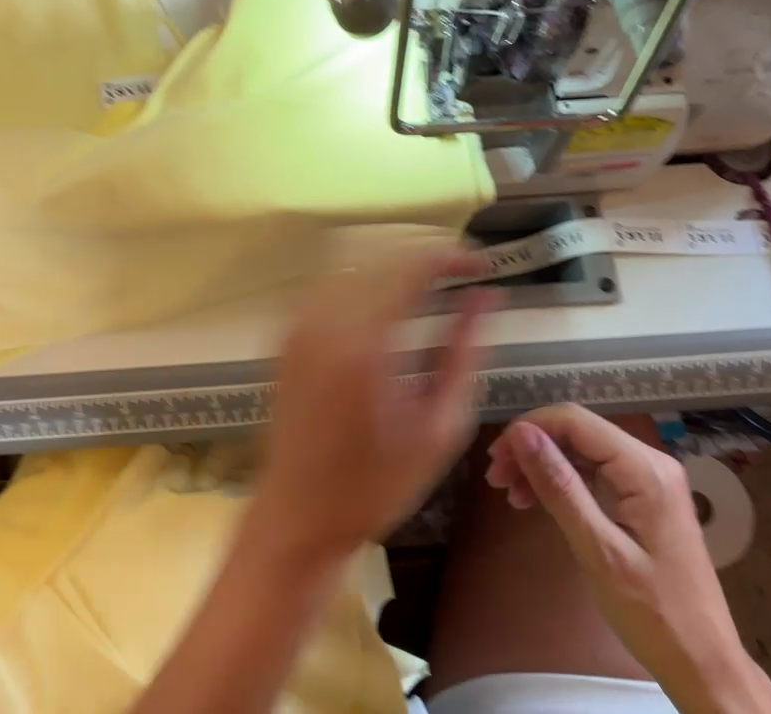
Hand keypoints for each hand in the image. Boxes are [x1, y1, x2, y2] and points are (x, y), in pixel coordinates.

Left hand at [253, 244, 500, 561]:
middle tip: (460, 276)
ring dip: (391, 264)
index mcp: (364, 342)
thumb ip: (465, 352)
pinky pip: (325, 284)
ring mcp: (295, 325)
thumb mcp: (439, 427)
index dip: (452, 255)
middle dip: (424, 255)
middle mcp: (322, 320)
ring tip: (428, 289)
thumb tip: (487, 297)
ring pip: (350, 261)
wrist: (296, 519)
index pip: (412, 265)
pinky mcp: (283, 336)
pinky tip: (385, 307)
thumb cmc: (376, 486)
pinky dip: (360, 281)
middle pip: (380, 252)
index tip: (482, 265)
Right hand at [486, 405, 770, 713]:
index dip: (529, 429)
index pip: (575, 421)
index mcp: (645, 469)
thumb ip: (560, 487)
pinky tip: (536, 502)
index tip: (495, 459)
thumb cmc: (653, 613)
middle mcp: (651, 463)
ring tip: (510, 494)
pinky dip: (562, 482)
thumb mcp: (598, 551)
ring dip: (543, 465)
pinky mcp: (644, 499)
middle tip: (495, 479)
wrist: (704, 662)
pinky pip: (595, 473)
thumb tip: (521, 434)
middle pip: (577, 432)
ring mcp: (650, 480)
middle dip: (532, 448)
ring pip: (582, 451)